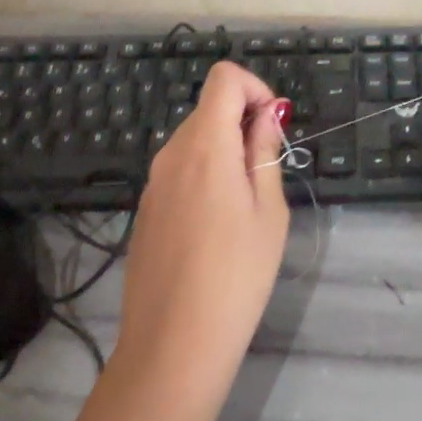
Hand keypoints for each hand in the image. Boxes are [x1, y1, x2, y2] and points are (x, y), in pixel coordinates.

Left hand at [115, 62, 291, 387]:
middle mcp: (171, 153)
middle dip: (243, 124)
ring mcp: (152, 183)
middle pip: (208, 109)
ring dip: (225, 153)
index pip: (224, 78)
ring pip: (194, 142)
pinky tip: (218, 230)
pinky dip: (205, 178)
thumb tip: (266, 115)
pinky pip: (180, 173)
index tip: (275, 127)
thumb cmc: (237, 274)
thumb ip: (265, 153)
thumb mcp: (269, 211)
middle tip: (270, 175)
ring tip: (247, 208)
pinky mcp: (146, 210)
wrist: (173, 343)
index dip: (256, 89)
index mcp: (204, 144)